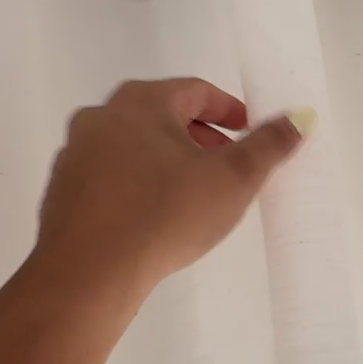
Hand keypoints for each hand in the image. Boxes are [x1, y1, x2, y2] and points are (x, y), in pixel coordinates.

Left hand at [32, 78, 305, 298]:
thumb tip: (300, 117)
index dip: (230, 109)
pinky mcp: (62, 192)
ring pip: (135, 145)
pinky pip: (113, 175)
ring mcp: (75, 154)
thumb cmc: (168, 212)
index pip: (196, 90)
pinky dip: (141, 183)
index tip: (249, 131)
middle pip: (163, 115)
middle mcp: (101, 117)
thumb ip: (269, 144)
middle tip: (228, 162)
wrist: (89, 273)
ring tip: (196, 192)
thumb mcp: (234, 178)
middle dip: (201, 135)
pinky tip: (158, 215)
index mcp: (142, 102)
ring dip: (169, 159)